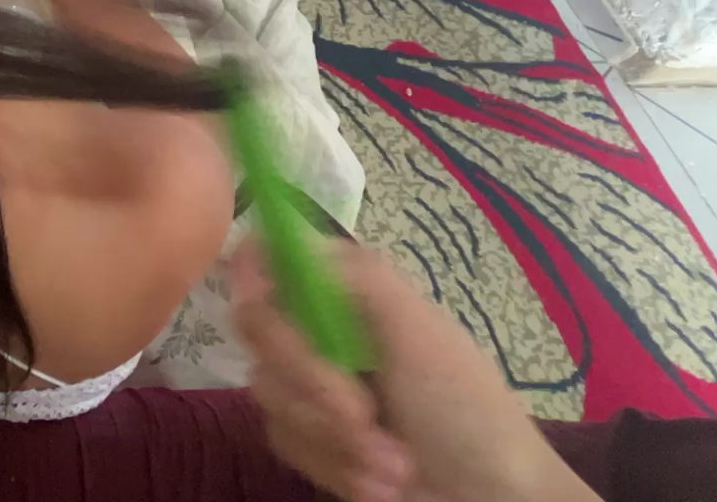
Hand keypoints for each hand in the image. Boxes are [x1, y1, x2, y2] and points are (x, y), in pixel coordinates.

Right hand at [230, 241, 595, 501]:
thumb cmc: (468, 409)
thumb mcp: (421, 330)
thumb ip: (356, 276)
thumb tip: (286, 239)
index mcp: (336, 288)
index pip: (262, 255)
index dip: (248, 273)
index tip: (259, 305)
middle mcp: (311, 326)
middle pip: (254, 325)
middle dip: (308, 377)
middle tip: (362, 410)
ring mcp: (304, 382)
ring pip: (267, 389)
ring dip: (334, 435)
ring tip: (395, 462)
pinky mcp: (304, 435)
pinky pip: (282, 438)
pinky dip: (335, 465)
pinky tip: (381, 482)